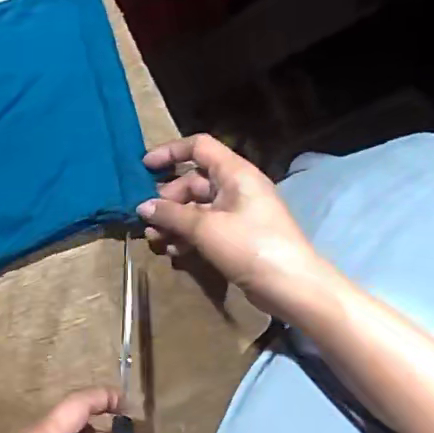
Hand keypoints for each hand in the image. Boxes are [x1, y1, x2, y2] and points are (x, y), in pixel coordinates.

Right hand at [138, 134, 331, 319]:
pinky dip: (188, 236)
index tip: (144, 167)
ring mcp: (237, 213)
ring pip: (196, 208)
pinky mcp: (237, 237)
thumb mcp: (205, 228)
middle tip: (147, 220)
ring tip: (155, 240)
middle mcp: (236, 187)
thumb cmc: (249, 246)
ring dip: (173, 222)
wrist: (291, 286)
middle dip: (167, 200)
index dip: (170, 152)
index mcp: (234, 173)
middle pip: (193, 181)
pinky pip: (206, 228)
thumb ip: (171, 215)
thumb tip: (142, 207)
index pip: (199, 147)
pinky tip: (173, 252)